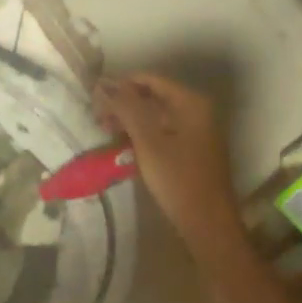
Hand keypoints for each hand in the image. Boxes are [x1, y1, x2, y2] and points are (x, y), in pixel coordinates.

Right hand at [93, 73, 244, 246]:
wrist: (207, 223)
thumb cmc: (178, 179)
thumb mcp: (148, 141)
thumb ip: (126, 108)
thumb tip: (103, 83)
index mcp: (191, 102)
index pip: (149, 79)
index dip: (120, 86)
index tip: (95, 101)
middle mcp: (197, 110)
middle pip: (154, 96)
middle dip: (124, 104)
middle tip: (98, 120)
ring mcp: (197, 131)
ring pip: (157, 116)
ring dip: (131, 121)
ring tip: (107, 134)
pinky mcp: (192, 150)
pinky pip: (163, 132)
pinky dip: (143, 135)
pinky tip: (125, 147)